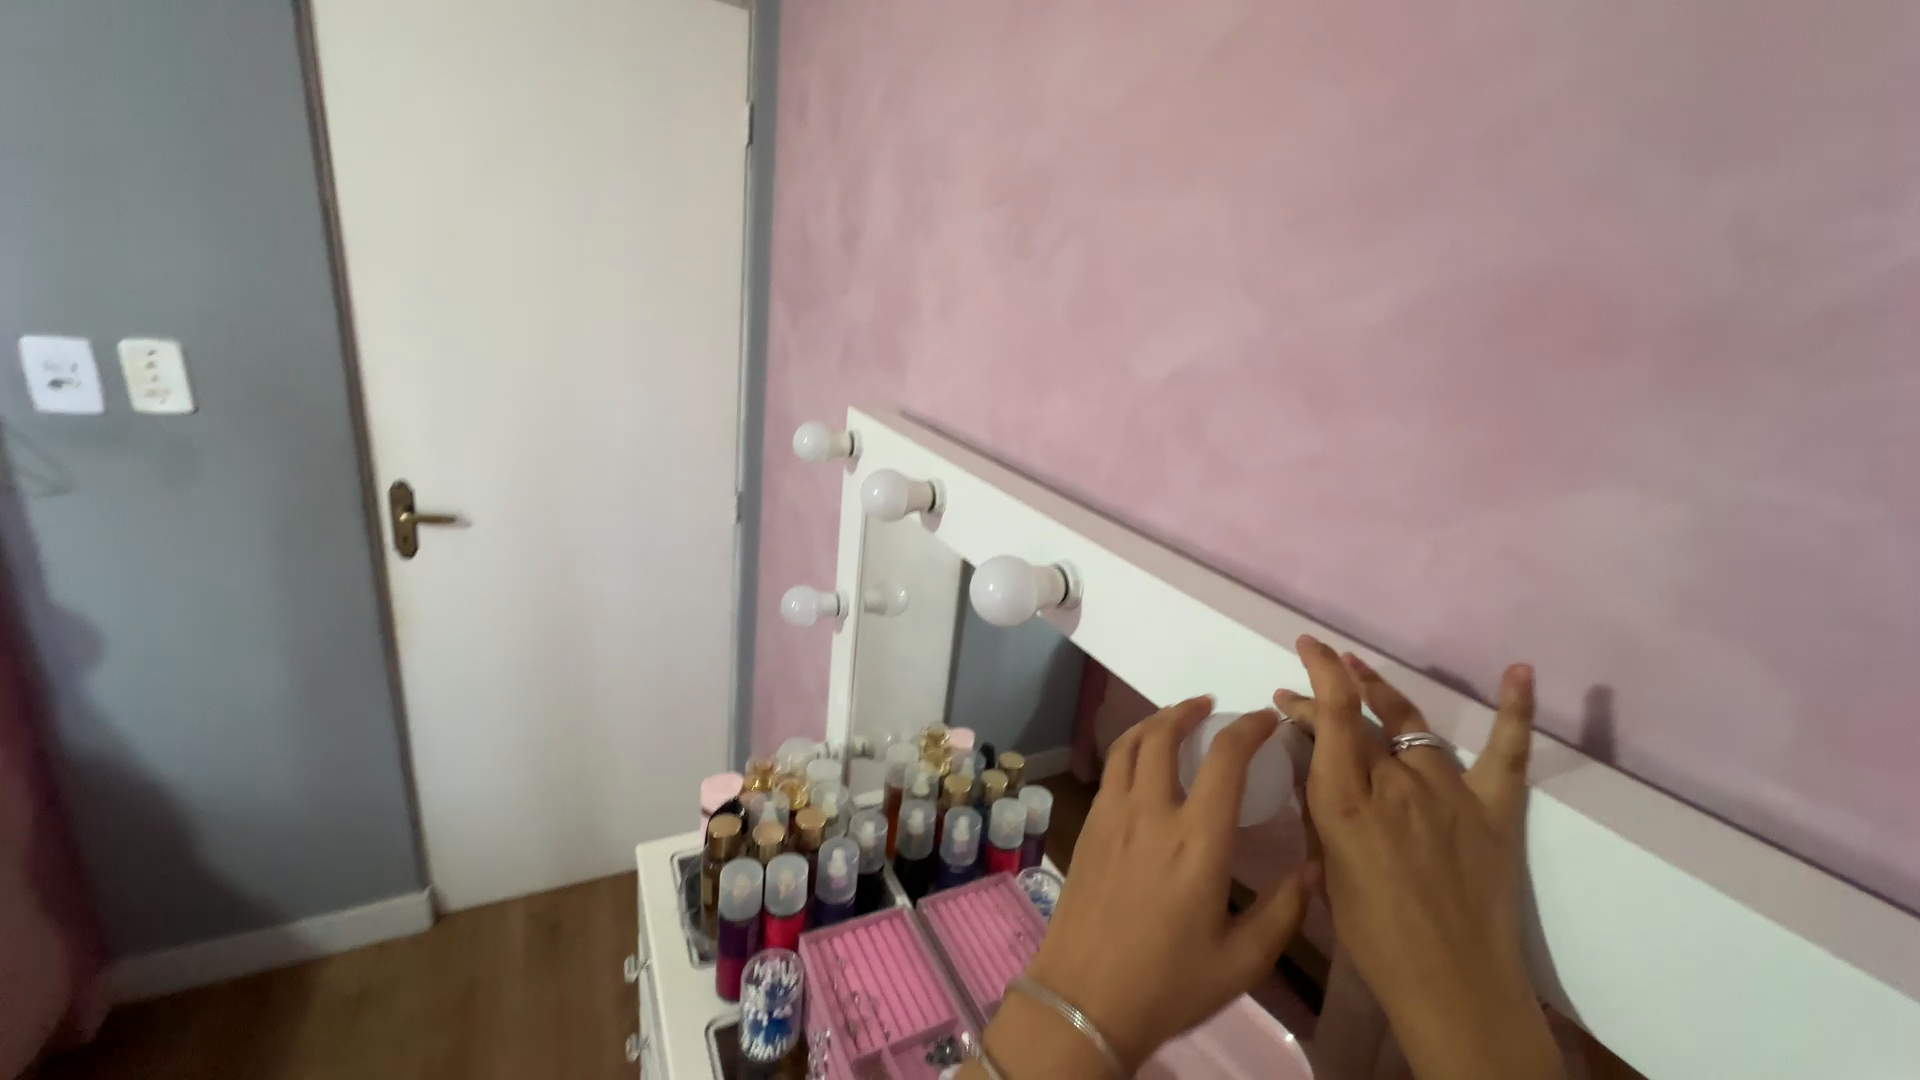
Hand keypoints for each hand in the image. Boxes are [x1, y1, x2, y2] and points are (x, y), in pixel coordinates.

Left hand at [1015, 697, 1315, 1071]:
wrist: (1084, 998)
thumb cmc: (1169, 983)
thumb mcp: (1242, 961)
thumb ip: (1283, 911)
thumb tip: (1313, 868)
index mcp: (1197, 840)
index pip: (1224, 759)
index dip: (1248, 728)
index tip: (1265, 718)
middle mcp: (1151, 812)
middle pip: (1163, 734)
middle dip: (1187, 709)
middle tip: (1208, 707)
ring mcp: (1112, 815)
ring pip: (1128, 745)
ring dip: (1153, 722)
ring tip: (1173, 720)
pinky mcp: (1089, 826)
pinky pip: (1110, 770)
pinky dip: (1129, 748)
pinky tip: (1141, 763)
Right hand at [1280, 635, 1562, 1079]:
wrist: (1453, 984)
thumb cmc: (1373, 933)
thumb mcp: (1325, 865)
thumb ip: (1321, 809)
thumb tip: (1316, 765)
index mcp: (1346, 801)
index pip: (1330, 716)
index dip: (1318, 673)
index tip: (1307, 648)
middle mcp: (1396, 783)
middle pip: (1359, 718)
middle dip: (1327, 693)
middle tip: (1301, 690)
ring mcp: (1450, 792)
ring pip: (1410, 723)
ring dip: (1380, 692)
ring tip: (1360, 670)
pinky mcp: (1495, 809)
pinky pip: (1508, 751)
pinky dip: (1515, 709)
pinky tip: (1519, 671)